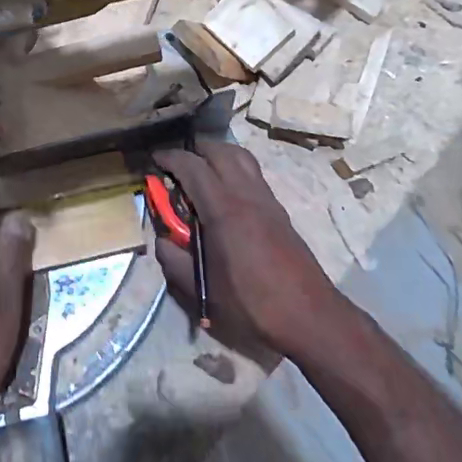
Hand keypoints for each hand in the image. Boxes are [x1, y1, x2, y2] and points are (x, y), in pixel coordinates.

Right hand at [152, 141, 346, 359]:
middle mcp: (246, 194)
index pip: (193, 167)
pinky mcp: (278, 207)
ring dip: (219, 152)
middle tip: (177, 162)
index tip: (155, 158)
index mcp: (223, 210)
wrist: (306, 313)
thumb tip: (161, 238)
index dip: (171, 158)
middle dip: (196, 149)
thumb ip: (174, 261)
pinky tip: (226, 187)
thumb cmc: (251, 304)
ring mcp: (266, 198)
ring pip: (241, 156)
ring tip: (202, 167)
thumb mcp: (203, 291)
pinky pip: (253, 171)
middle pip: (220, 151)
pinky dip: (235, 165)